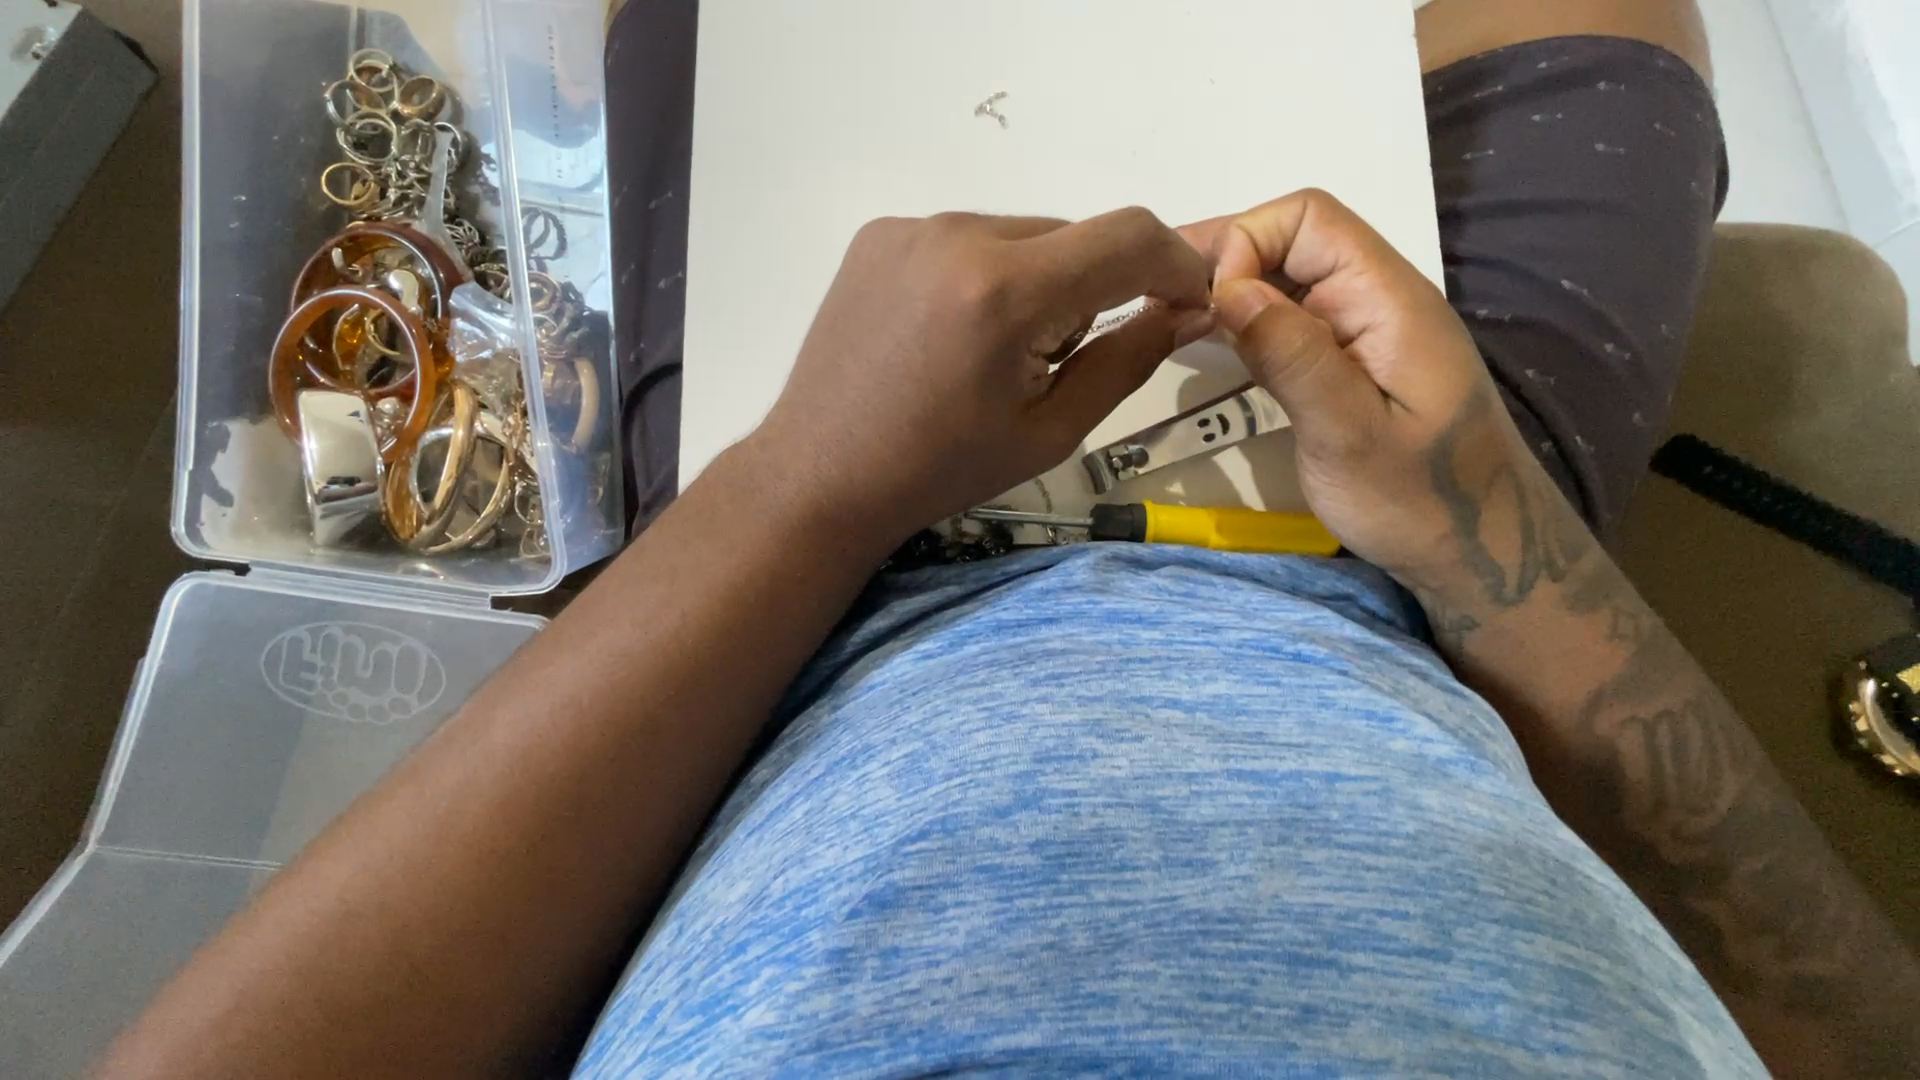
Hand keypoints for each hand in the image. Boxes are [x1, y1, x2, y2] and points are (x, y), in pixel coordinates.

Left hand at [750, 209, 1214, 543]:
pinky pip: (966, 241)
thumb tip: (1185, 311)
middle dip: (1092, 289)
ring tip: (992, 355)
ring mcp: (909, 229)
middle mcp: (956, 235)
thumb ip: (1125, 362)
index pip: (1127, 237)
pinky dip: (985, 276)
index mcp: (1003, 293)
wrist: (822, 475)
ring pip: (1020, 236)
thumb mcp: (1048, 432)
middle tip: (1056, 361)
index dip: (1175, 263)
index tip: (1186, 299)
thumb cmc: (940, 472)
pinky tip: (950, 336)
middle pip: (1071, 236)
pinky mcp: (879, 236)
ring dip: (1037, 282)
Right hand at [1183, 190, 1590, 605]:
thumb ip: (1294, 357)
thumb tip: (1229, 289)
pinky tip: (1206, 342)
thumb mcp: (1349, 434)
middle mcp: (1373, 300)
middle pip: (1291, 240)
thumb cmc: (1416, 500)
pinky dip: (1242, 323)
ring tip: (1166, 313)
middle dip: (1222, 258)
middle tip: (1155, 295)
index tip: (1208, 305)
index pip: (1309, 219)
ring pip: (1284, 280)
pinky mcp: (1342, 363)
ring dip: (1226, 289)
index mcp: (1386, 299)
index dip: (1247, 243)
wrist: (1473, 548)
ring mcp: (1358, 332)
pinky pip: (1287, 321)